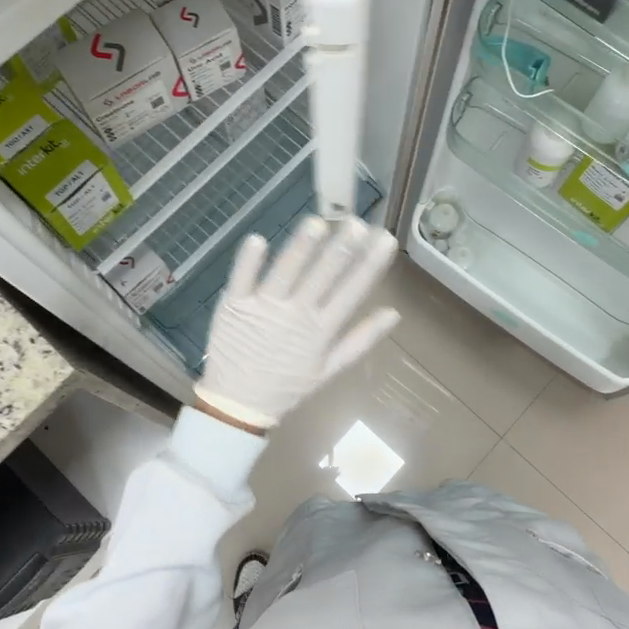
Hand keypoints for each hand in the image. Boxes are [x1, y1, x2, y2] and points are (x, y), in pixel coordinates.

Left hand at [195, 216, 400, 431]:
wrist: (238, 405)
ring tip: (316, 223)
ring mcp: (263, 309)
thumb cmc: (286, 384)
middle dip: (340, 249)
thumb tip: (394, 313)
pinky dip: (249, 261)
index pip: (351, 291)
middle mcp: (296, 315)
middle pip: (322, 276)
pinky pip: (242, 279)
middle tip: (355, 223)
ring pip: (285, 272)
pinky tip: (258, 239)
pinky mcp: (234, 306)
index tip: (385, 239)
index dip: (369, 264)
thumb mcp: (330, 368)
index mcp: (321, 330)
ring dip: (301, 247)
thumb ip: (361, 340)